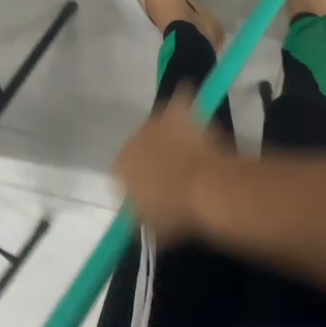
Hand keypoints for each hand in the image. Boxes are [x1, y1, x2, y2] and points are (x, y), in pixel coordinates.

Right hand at [113, 86, 231, 243]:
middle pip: (140, 145)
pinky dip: (185, 108)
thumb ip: (142, 211)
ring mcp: (155, 120)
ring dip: (168, 133)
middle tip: (173, 170)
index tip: (155, 189)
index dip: (140, 180)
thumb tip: (144, 209)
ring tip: (186, 147)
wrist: (206, 185)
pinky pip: (180, 102)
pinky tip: (194, 116)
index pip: (124, 172)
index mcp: (119, 168)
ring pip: (159, 125)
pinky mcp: (178, 107)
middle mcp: (131, 139)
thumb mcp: (152, 224)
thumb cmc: (176, 211)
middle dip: (153, 154)